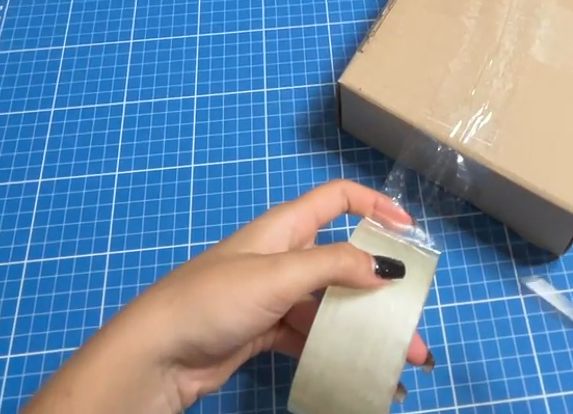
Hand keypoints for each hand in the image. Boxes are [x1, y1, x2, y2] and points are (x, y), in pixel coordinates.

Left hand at [27, 180, 430, 413]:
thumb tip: (384, 267)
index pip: (338, 199)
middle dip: (381, 287)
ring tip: (399, 359)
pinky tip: (360, 371)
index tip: (410, 232)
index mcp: (286, 226)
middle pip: (343, 260)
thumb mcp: (278, 275)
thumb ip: (332, 267)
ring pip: (332, 303)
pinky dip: (337, 350)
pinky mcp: (267, 330)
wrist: (158, 354)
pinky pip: (312, 335)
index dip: (375, 207)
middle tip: (413, 319)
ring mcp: (276, 294)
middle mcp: (285, 254)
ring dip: (365, 327)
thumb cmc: (214, 298)